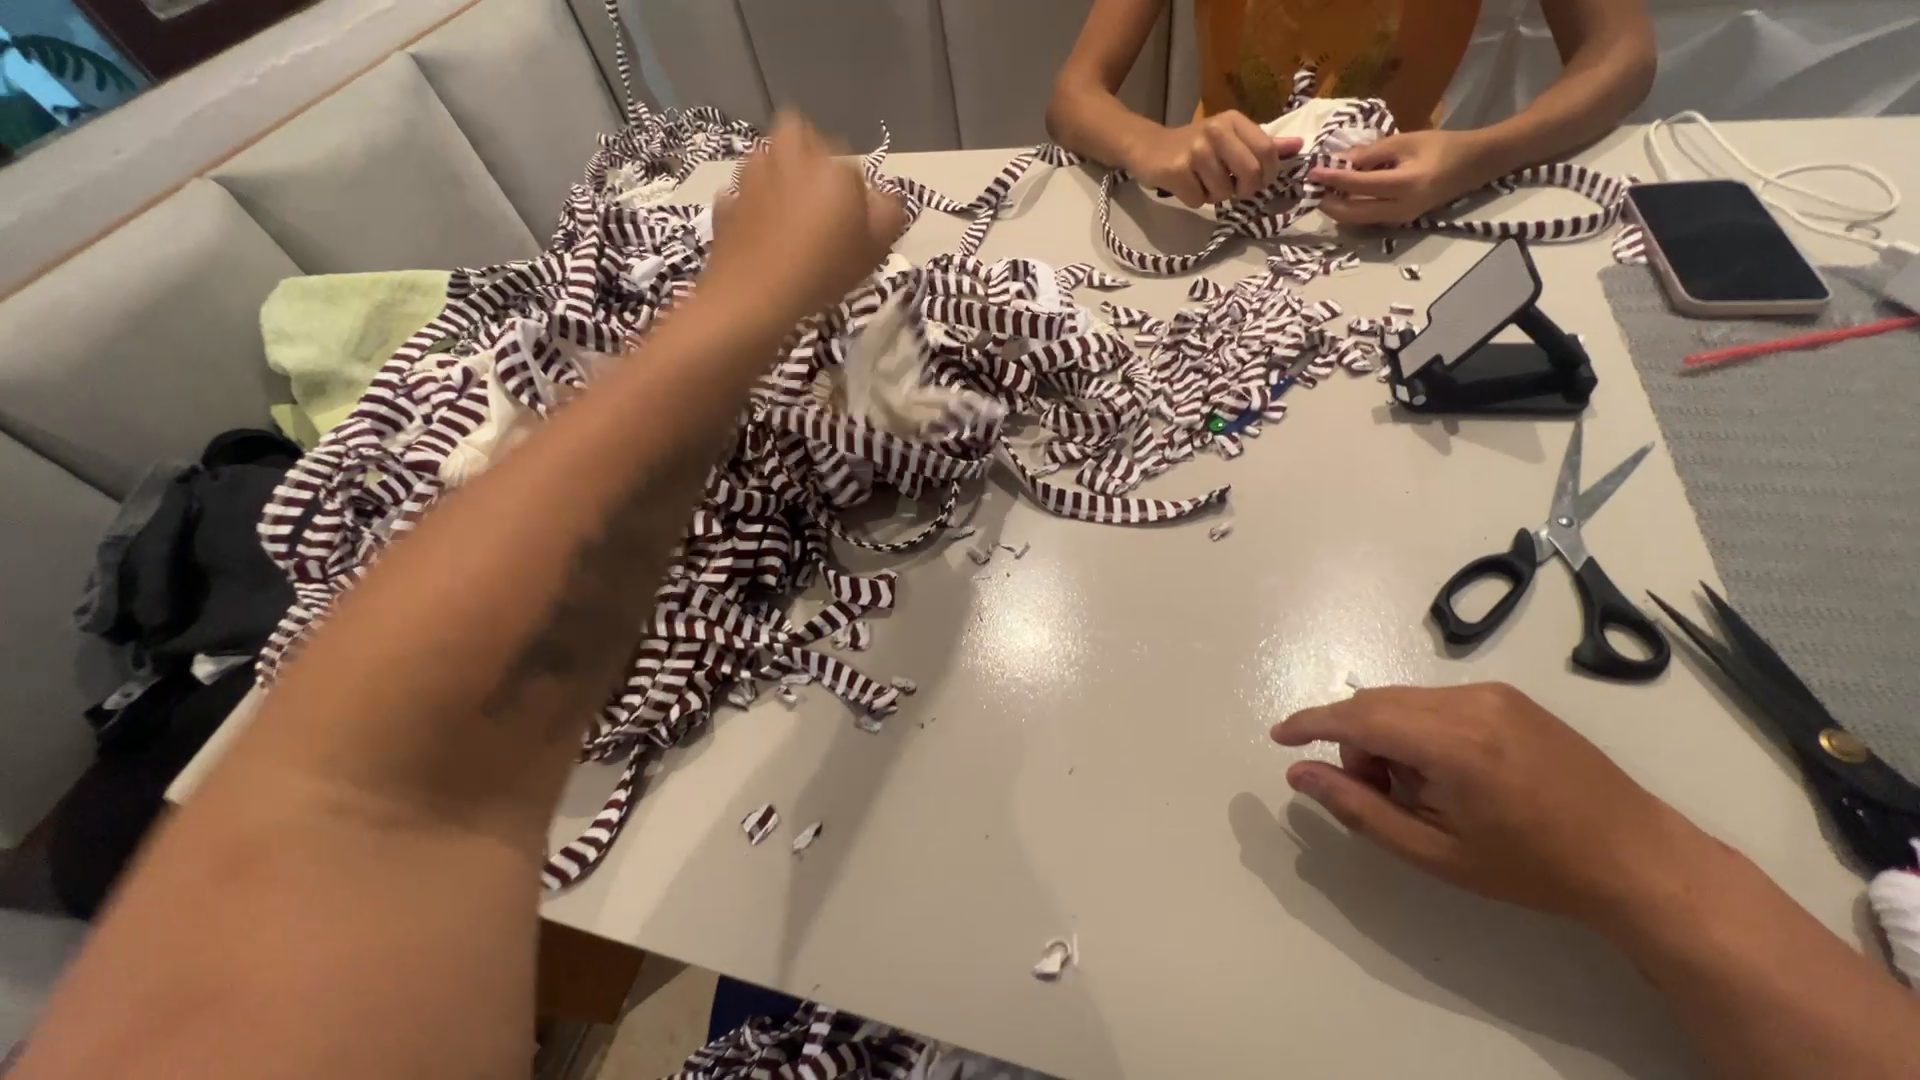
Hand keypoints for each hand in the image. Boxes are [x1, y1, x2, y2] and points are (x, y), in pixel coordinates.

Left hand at [706, 112, 906, 319]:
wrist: (754, 294)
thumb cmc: (823, 271)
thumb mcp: (874, 250)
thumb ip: (888, 215)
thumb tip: (884, 198)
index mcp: (833, 165)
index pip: (850, 163)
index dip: (852, 189)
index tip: (853, 218)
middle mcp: (790, 157)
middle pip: (800, 135)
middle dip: (808, 155)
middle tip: (816, 195)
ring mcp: (752, 176)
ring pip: (767, 157)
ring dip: (777, 174)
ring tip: (787, 212)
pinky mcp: (726, 200)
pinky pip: (742, 192)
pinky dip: (751, 204)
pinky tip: (760, 230)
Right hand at [1125, 111, 1303, 207]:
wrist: (1148, 147)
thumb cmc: (1193, 146)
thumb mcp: (1230, 139)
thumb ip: (1262, 144)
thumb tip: (1298, 146)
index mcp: (1233, 121)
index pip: (1267, 151)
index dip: (1268, 174)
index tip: (1258, 182)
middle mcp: (1216, 131)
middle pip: (1251, 172)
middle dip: (1245, 190)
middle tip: (1233, 190)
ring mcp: (1195, 151)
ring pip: (1223, 192)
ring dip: (1215, 197)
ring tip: (1203, 184)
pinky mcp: (1176, 171)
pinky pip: (1198, 200)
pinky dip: (1194, 200)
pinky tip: (1185, 186)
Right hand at [1270, 684, 1711, 922]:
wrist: (1638, 859)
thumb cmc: (1533, 867)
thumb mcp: (1435, 852)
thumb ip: (1358, 808)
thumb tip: (1299, 774)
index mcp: (1454, 742)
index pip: (1358, 717)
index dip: (1310, 723)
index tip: (1280, 738)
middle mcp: (1470, 702)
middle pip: (1376, 705)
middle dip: (1355, 742)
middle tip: (1372, 794)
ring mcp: (1494, 694)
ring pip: (1403, 701)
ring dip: (1386, 737)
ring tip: (1417, 791)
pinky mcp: (1510, 697)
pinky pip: (1435, 702)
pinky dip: (1417, 730)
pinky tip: (1446, 773)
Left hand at [1309, 130, 1499, 224]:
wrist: (1474, 164)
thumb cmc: (1442, 146)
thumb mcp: (1406, 141)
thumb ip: (1371, 153)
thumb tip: (1338, 161)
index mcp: (1405, 185)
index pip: (1358, 186)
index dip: (1333, 179)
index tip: (1313, 172)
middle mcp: (1400, 209)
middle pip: (1351, 213)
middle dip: (1328, 202)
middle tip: (1314, 187)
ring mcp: (1399, 220)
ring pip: (1356, 220)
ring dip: (1337, 208)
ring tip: (1324, 191)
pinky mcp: (1398, 222)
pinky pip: (1367, 218)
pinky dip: (1351, 209)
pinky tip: (1343, 196)